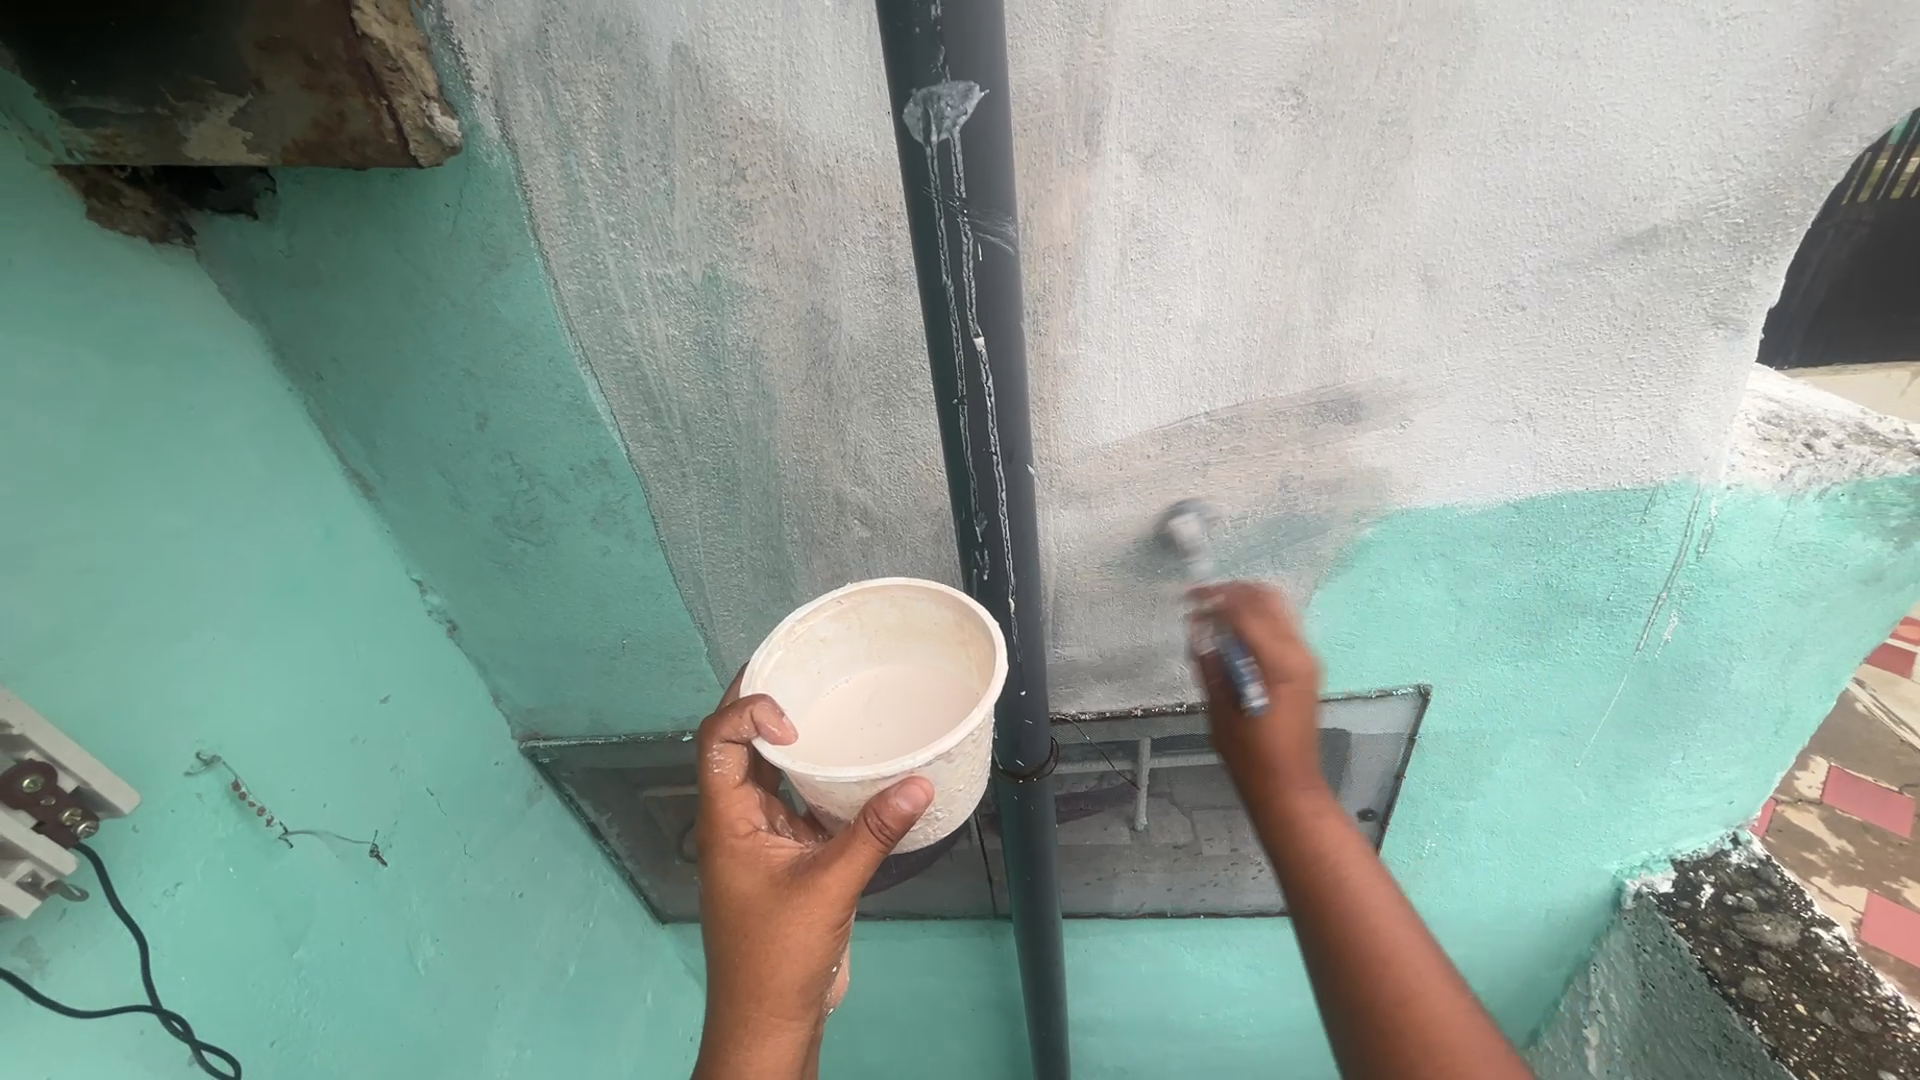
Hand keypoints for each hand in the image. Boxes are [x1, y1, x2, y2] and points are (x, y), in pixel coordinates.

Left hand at [692, 678, 933, 1078]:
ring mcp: (764, 837)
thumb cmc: (780, 955)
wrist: (772, 1021)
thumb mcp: (829, 886)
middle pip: (740, 746)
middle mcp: (739, 817)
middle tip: (809, 669)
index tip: (795, 717)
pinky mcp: (790, 854)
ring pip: (772, 773)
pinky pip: (801, 800)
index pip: (718, 741)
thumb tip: (923, 781)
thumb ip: (873, 831)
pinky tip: (857, 765)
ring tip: (835, 704)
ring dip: (795, 742)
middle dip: (766, 707)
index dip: (747, 712)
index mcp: (727, 818)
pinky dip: (821, 778)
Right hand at [1188, 582, 1326, 807]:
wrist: (1288, 785)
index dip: (1213, 600)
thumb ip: (1210, 664)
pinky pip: (1281, 626)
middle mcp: (1299, 652)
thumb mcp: (1220, 708)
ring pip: (1276, 608)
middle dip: (1231, 593)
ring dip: (1244, 602)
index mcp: (1278, 663)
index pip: (1244, 611)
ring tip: (1213, 612)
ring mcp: (1307, 658)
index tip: (1187, 600)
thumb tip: (1198, 630)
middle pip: (1266, 599)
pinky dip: (1256, 619)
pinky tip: (1232, 632)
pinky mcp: (1306, 667)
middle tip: (1199, 600)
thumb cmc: (1250, 754)